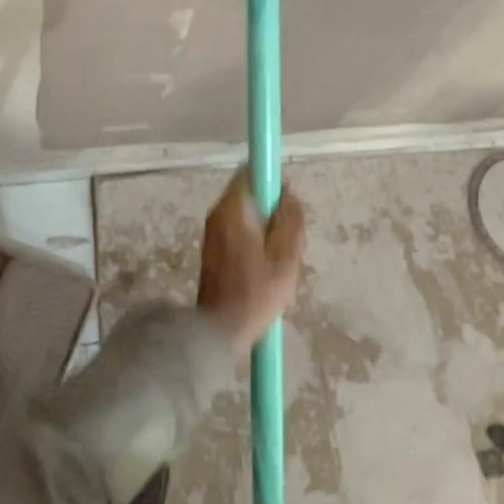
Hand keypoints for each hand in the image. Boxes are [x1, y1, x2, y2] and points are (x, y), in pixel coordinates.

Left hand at [196, 168, 306, 360]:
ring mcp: (213, 231)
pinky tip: (266, 267)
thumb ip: (290, 220)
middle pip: (250, 194)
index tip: (288, 202)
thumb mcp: (285, 258)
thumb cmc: (255, 294)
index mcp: (233, 210)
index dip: (272, 181)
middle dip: (273, 210)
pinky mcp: (213, 248)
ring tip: (280, 259)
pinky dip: (255, 240)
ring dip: (266, 228)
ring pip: (246, 214)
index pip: (250, 173)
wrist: (218, 331)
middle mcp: (218, 213)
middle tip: (290, 239)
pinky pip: (239, 230)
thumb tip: (288, 191)